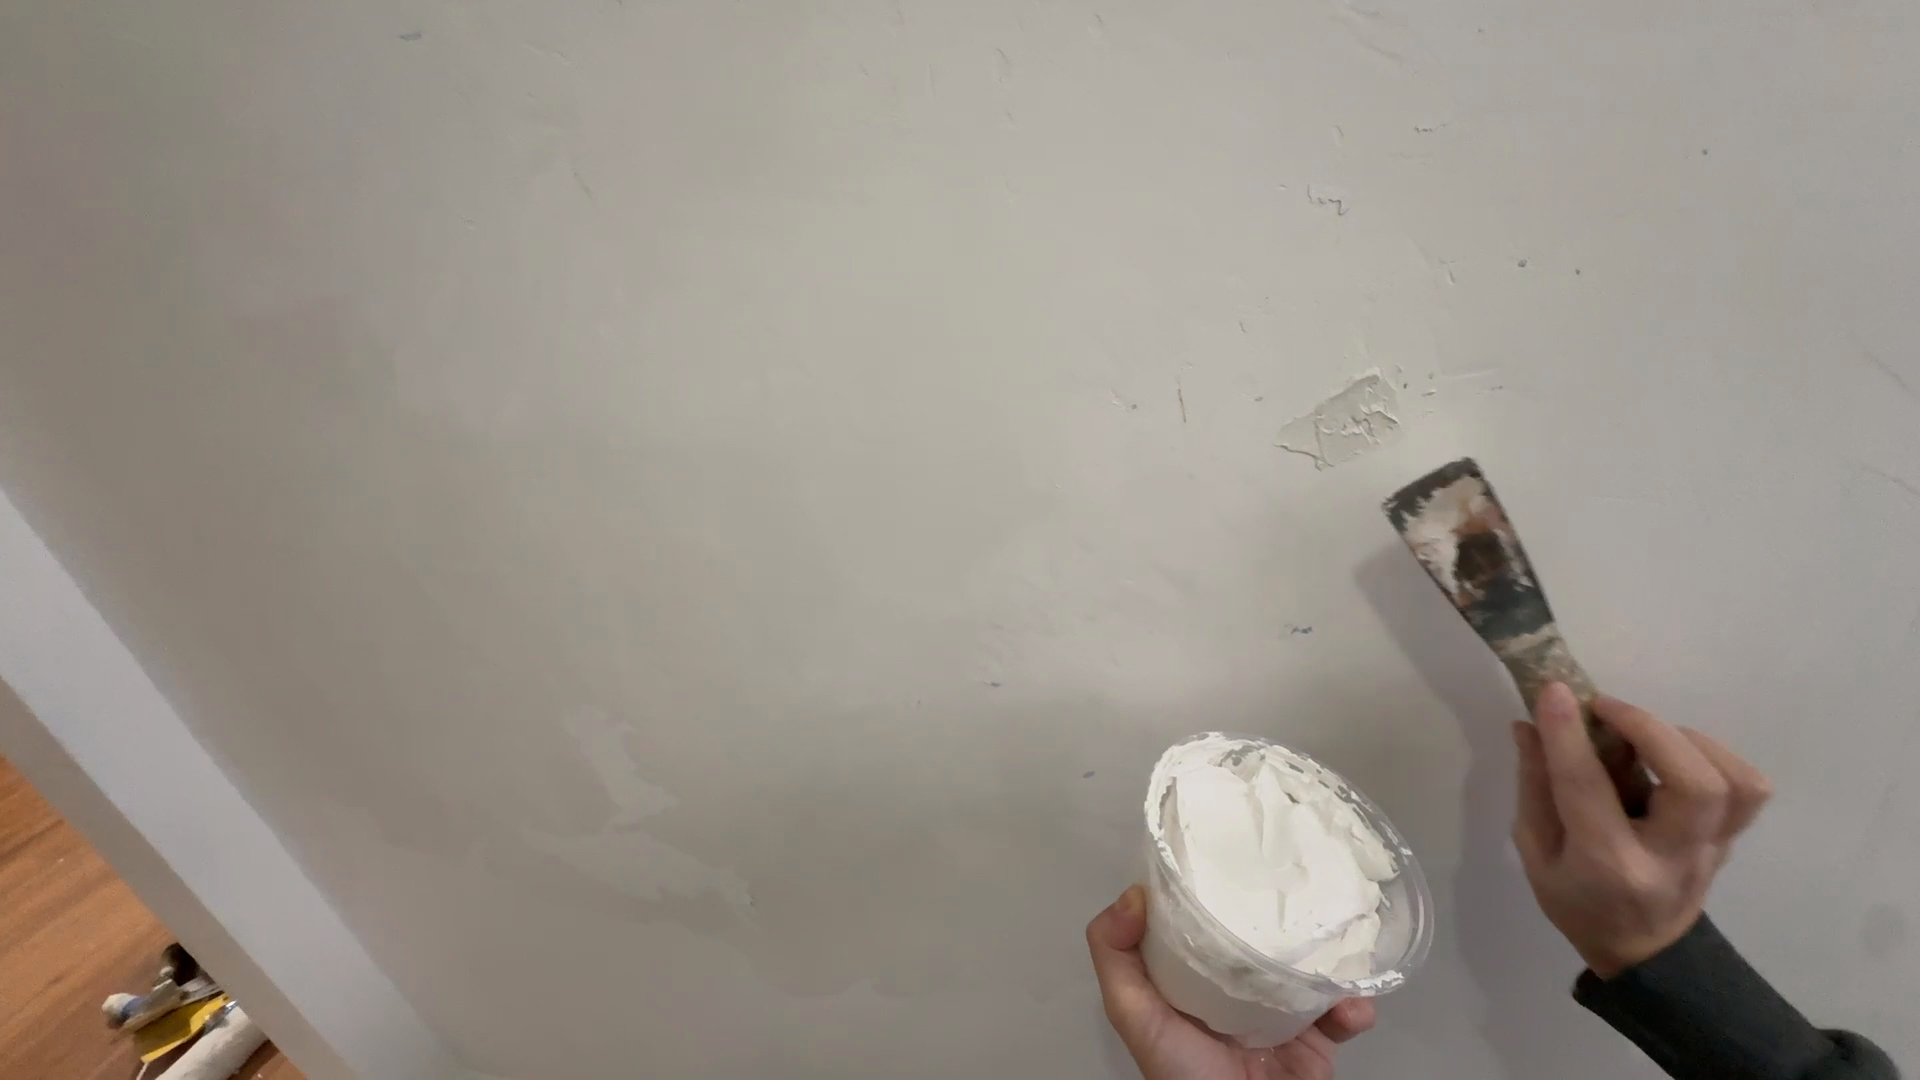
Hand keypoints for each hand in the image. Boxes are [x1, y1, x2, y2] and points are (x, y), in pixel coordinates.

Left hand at [1086, 885, 1374, 1079]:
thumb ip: (1114, 954)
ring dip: (1324, 953)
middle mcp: (1232, 987)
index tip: (1217, 850)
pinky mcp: (1312, 1045)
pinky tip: (1355, 1001)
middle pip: (1254, 936)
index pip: (1194, 918)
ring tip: (1338, 934)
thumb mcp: (1132, 1011)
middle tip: (1293, 880)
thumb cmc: (1179, 1070)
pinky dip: (1352, 1006)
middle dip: (1275, 911)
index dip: (1202, 886)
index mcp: (1188, 973)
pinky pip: (1339, 1016)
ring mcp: (1275, 1013)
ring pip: (1303, 967)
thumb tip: (1134, 892)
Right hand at [1512, 683, 1771, 977]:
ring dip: (1686, 741)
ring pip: (1737, 783)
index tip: (1553, 692)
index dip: (1569, 734)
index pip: (1588, 788)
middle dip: (1649, 729)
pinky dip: (1711, 755)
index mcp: (1608, 863)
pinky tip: (1668, 749)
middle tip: (1603, 707)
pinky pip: (1745, 789)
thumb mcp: (1533, 850)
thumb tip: (1530, 726)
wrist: (1644, 951)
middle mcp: (1671, 856)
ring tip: (1641, 729)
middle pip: (1695, 785)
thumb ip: (1533, 786)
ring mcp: (1712, 850)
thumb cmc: (1573, 900)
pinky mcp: (1730, 839)